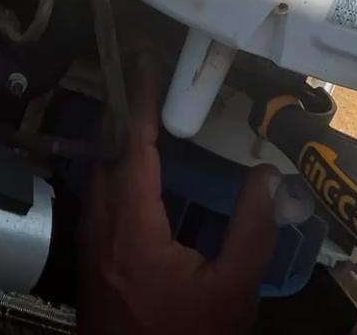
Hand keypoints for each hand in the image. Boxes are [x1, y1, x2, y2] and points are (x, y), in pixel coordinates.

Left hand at [78, 55, 279, 334]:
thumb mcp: (231, 293)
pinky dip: (116, 161)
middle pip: (108, 145)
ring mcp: (90, 231)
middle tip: (151, 78)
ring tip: (147, 109)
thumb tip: (266, 177)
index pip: (132, 142)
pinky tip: (138, 164)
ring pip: (99, 164)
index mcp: (132, 222)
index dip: (140, 99)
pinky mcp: (90, 245)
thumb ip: (251, 232)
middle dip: (128, 106)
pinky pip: (99, 185)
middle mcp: (100, 217)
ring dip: (120, 133)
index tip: (147, 63)